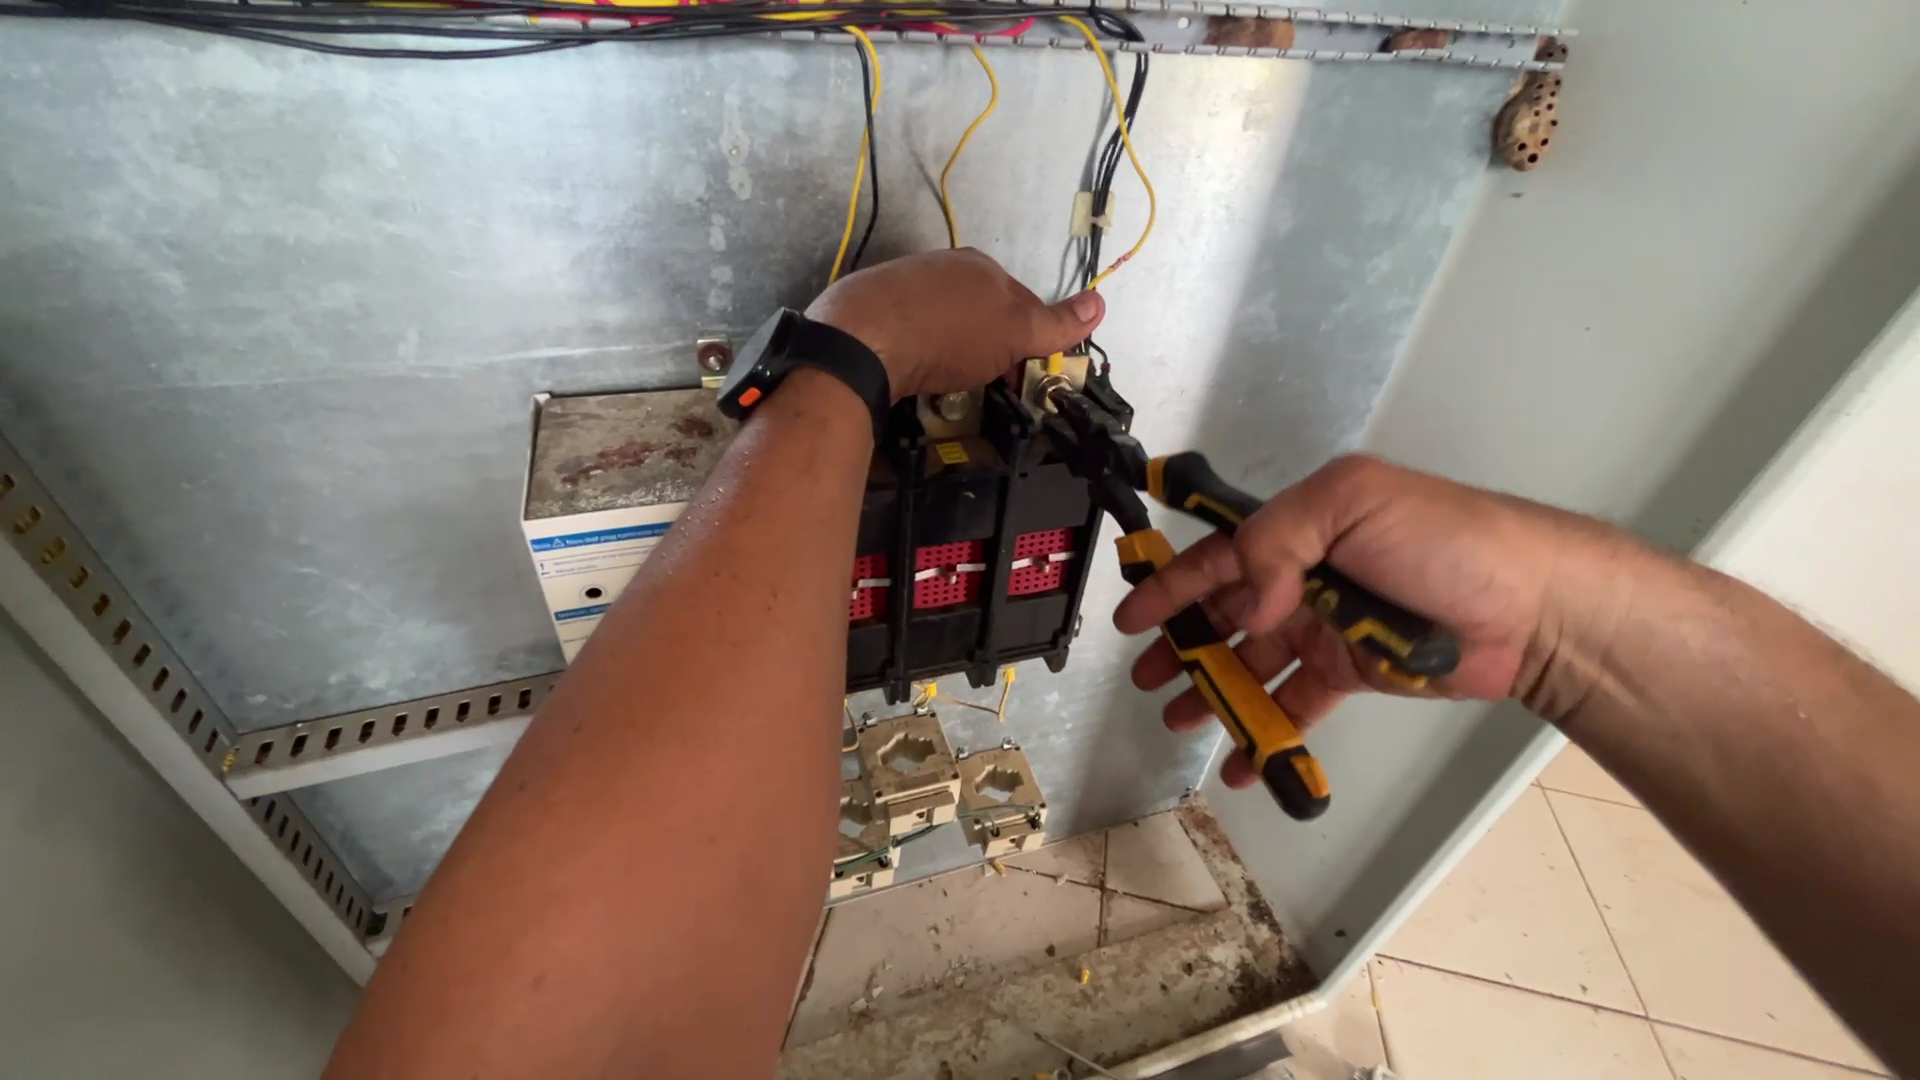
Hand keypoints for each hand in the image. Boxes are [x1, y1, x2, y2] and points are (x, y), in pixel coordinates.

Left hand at [806, 249, 1104, 399]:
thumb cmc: (951, 335)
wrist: (866, 337)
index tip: (1020, 377)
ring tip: (946, 380)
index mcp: (984, 266)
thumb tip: (1101, 302)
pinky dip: (918, 347)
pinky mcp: (874, 304)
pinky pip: (910, 327)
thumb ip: (1056, 323)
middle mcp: (945, 265)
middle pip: (983, 309)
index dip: (1028, 342)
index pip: (1022, 302)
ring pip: (945, 318)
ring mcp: (906, 281)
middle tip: (985, 383)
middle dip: (990, 344)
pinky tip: (912, 367)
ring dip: (953, 347)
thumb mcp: (1014, 333)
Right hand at [1113, 455, 1646, 787]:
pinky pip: (1292, 703)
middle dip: (1180, 645)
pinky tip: (1243, 759)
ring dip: (1211, 691)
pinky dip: (1265, 732)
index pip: (1212, 561)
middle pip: (1221, 616)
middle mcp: (1298, 579)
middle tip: (1148, 678)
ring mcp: (1320, 629)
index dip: (1167, 588)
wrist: (1533, 607)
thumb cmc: (1441, 542)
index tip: (1129, 619)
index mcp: (1294, 534)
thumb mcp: (1352, 503)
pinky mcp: (1345, 672)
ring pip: (1247, 663)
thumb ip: (1280, 539)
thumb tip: (1247, 605)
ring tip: (1179, 718)